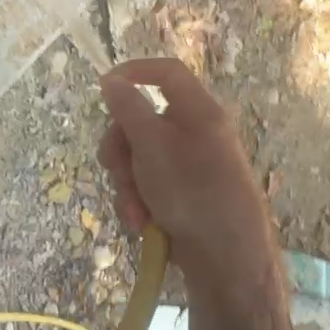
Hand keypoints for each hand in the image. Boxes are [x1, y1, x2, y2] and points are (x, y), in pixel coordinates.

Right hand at [96, 58, 281, 308]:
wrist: (227, 259)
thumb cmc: (193, 193)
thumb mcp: (152, 146)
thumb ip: (128, 110)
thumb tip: (111, 80)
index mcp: (198, 112)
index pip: (166, 72)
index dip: (132, 71)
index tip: (102, 88)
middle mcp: (194, 133)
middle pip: (140, 120)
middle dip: (119, 149)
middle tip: (115, 169)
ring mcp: (187, 164)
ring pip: (136, 156)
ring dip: (126, 182)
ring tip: (134, 208)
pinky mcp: (180, 191)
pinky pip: (144, 183)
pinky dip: (136, 200)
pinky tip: (142, 221)